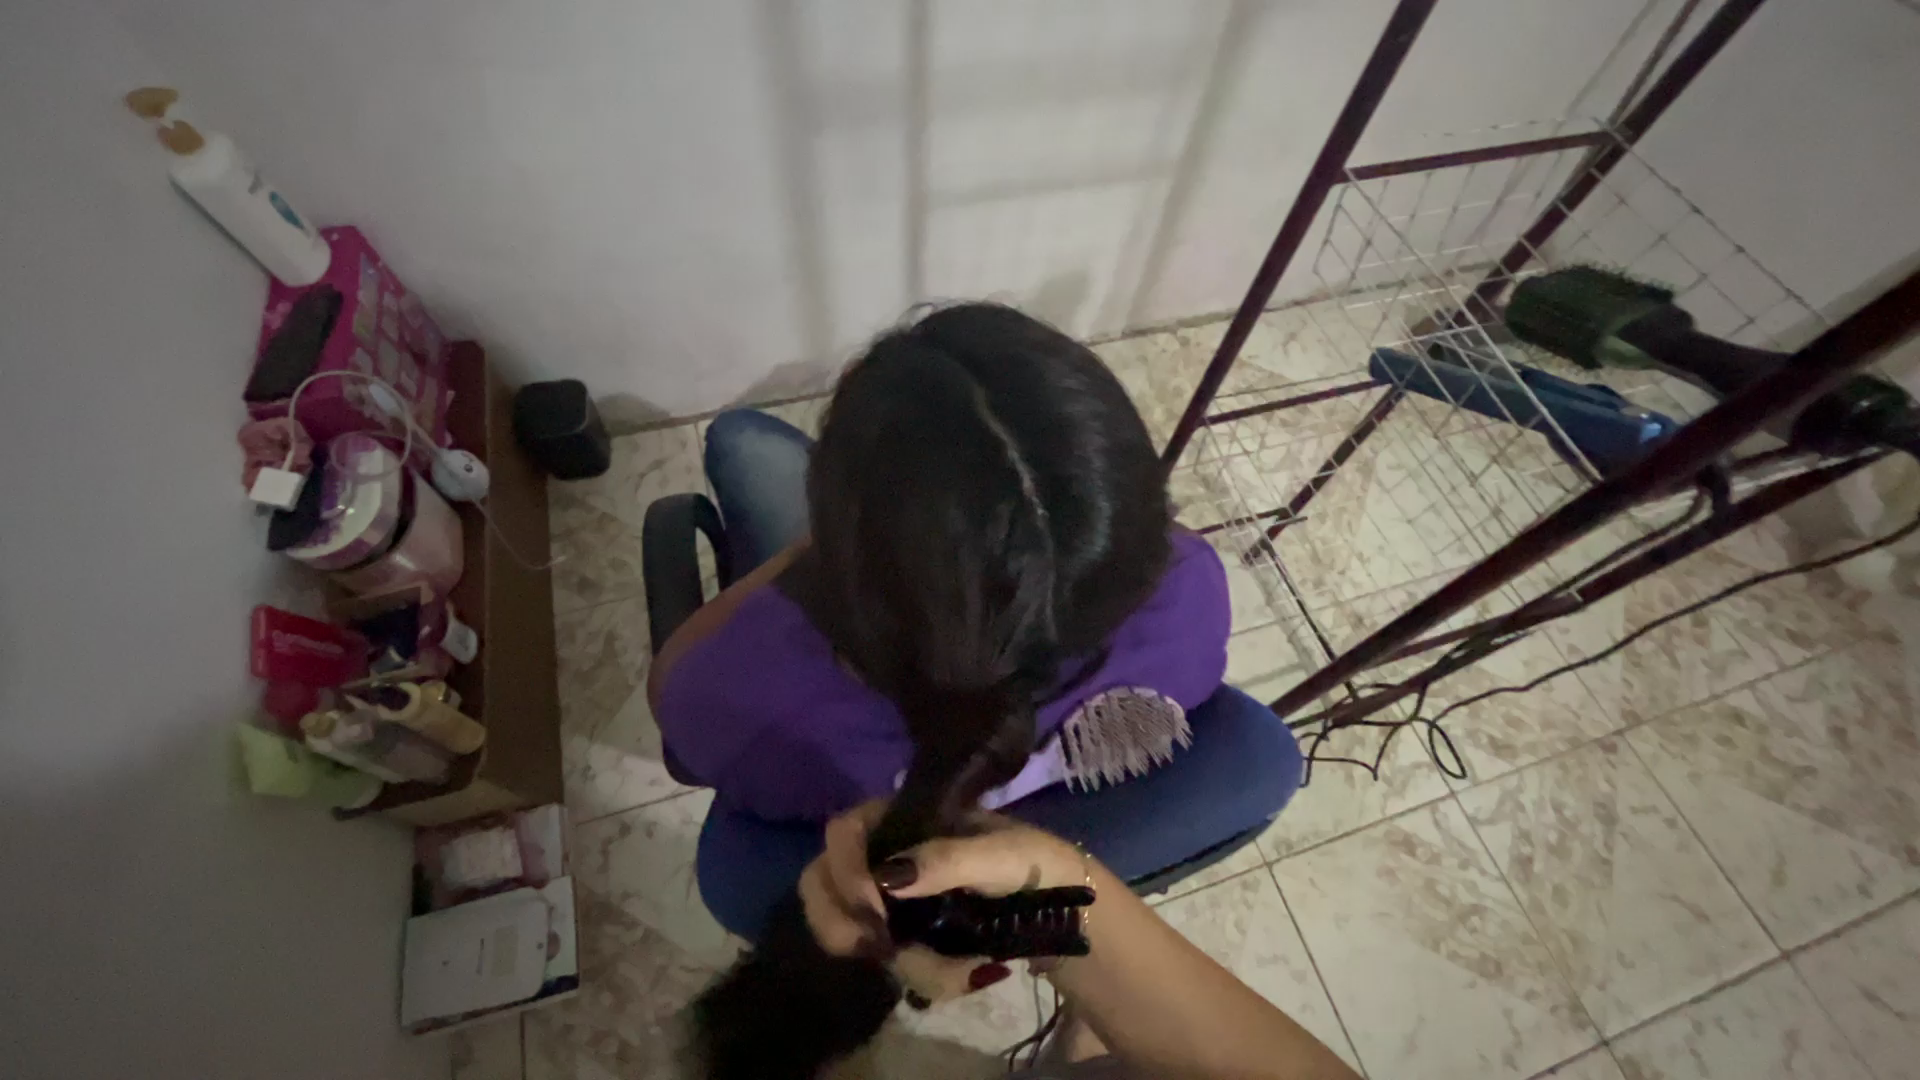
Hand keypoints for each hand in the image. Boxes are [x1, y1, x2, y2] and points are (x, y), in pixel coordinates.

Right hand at [797, 801, 1088, 1006]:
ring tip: (952, 968)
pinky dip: (923, 976)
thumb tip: (887, 878)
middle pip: (820, 883)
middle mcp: (886, 857)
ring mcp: (892, 902)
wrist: (1061, 909)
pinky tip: (964, 974)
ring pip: (849, 932)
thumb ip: (946, 859)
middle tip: (882, 944)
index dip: (844, 866)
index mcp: (904, 820)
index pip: (841, 831)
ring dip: (900, 960)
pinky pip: (890, 963)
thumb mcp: (999, 853)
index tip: (875, 901)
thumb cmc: (1031, 862)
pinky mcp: (907, 940)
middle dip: (844, 923)